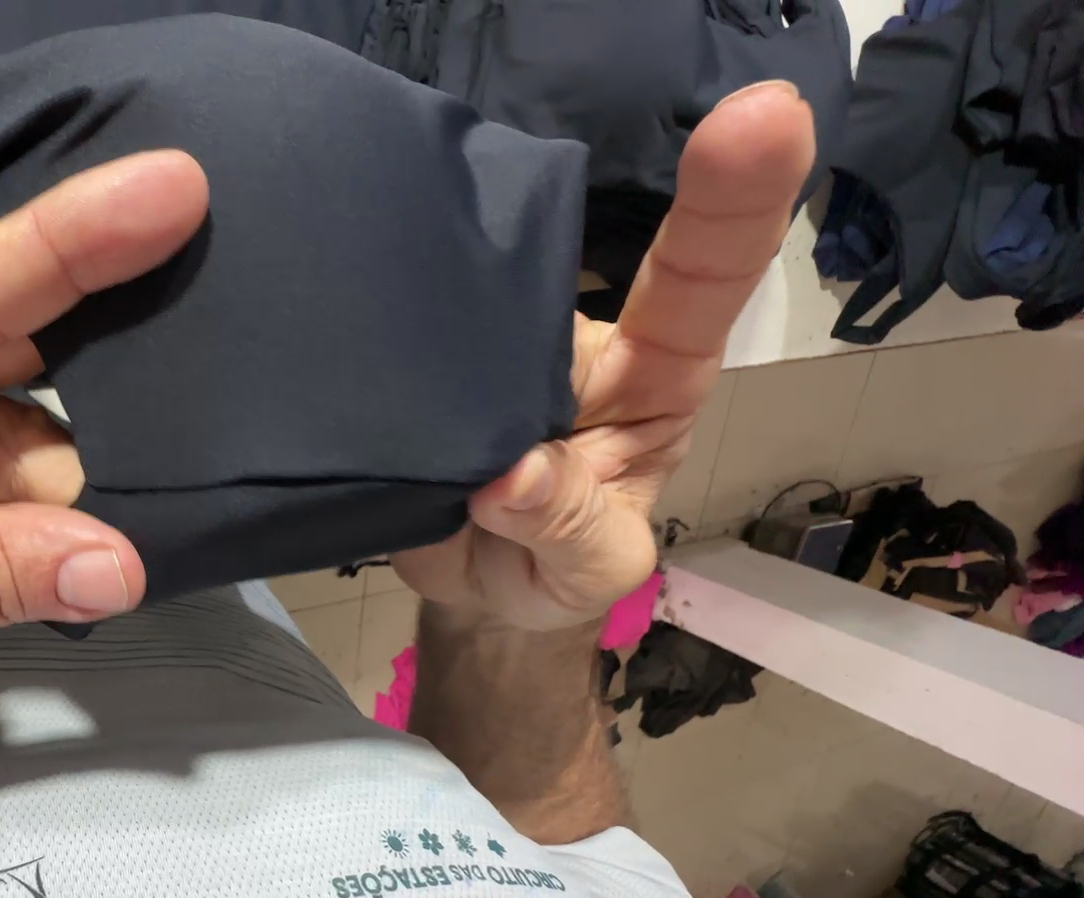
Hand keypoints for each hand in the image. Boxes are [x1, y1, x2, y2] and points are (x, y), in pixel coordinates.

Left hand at [0, 152, 209, 731]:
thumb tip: (119, 567)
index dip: (65, 243)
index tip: (172, 191)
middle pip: (10, 318)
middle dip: (111, 315)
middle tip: (218, 275)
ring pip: (42, 398)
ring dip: (102, 441)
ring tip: (184, 452)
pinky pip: (40, 457)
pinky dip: (80, 493)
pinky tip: (119, 517)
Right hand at [392, 81, 817, 627]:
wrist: (463, 587)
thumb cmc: (553, 573)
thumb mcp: (591, 568)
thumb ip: (569, 529)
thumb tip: (511, 477)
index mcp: (643, 386)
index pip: (699, 287)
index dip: (731, 205)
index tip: (754, 119)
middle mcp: (563, 354)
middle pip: (543, 282)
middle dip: (509, 251)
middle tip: (462, 224)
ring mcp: (482, 365)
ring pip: (456, 314)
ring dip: (421, 299)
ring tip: (371, 279)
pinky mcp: (418, 386)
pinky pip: (395, 355)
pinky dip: (369, 342)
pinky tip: (334, 304)